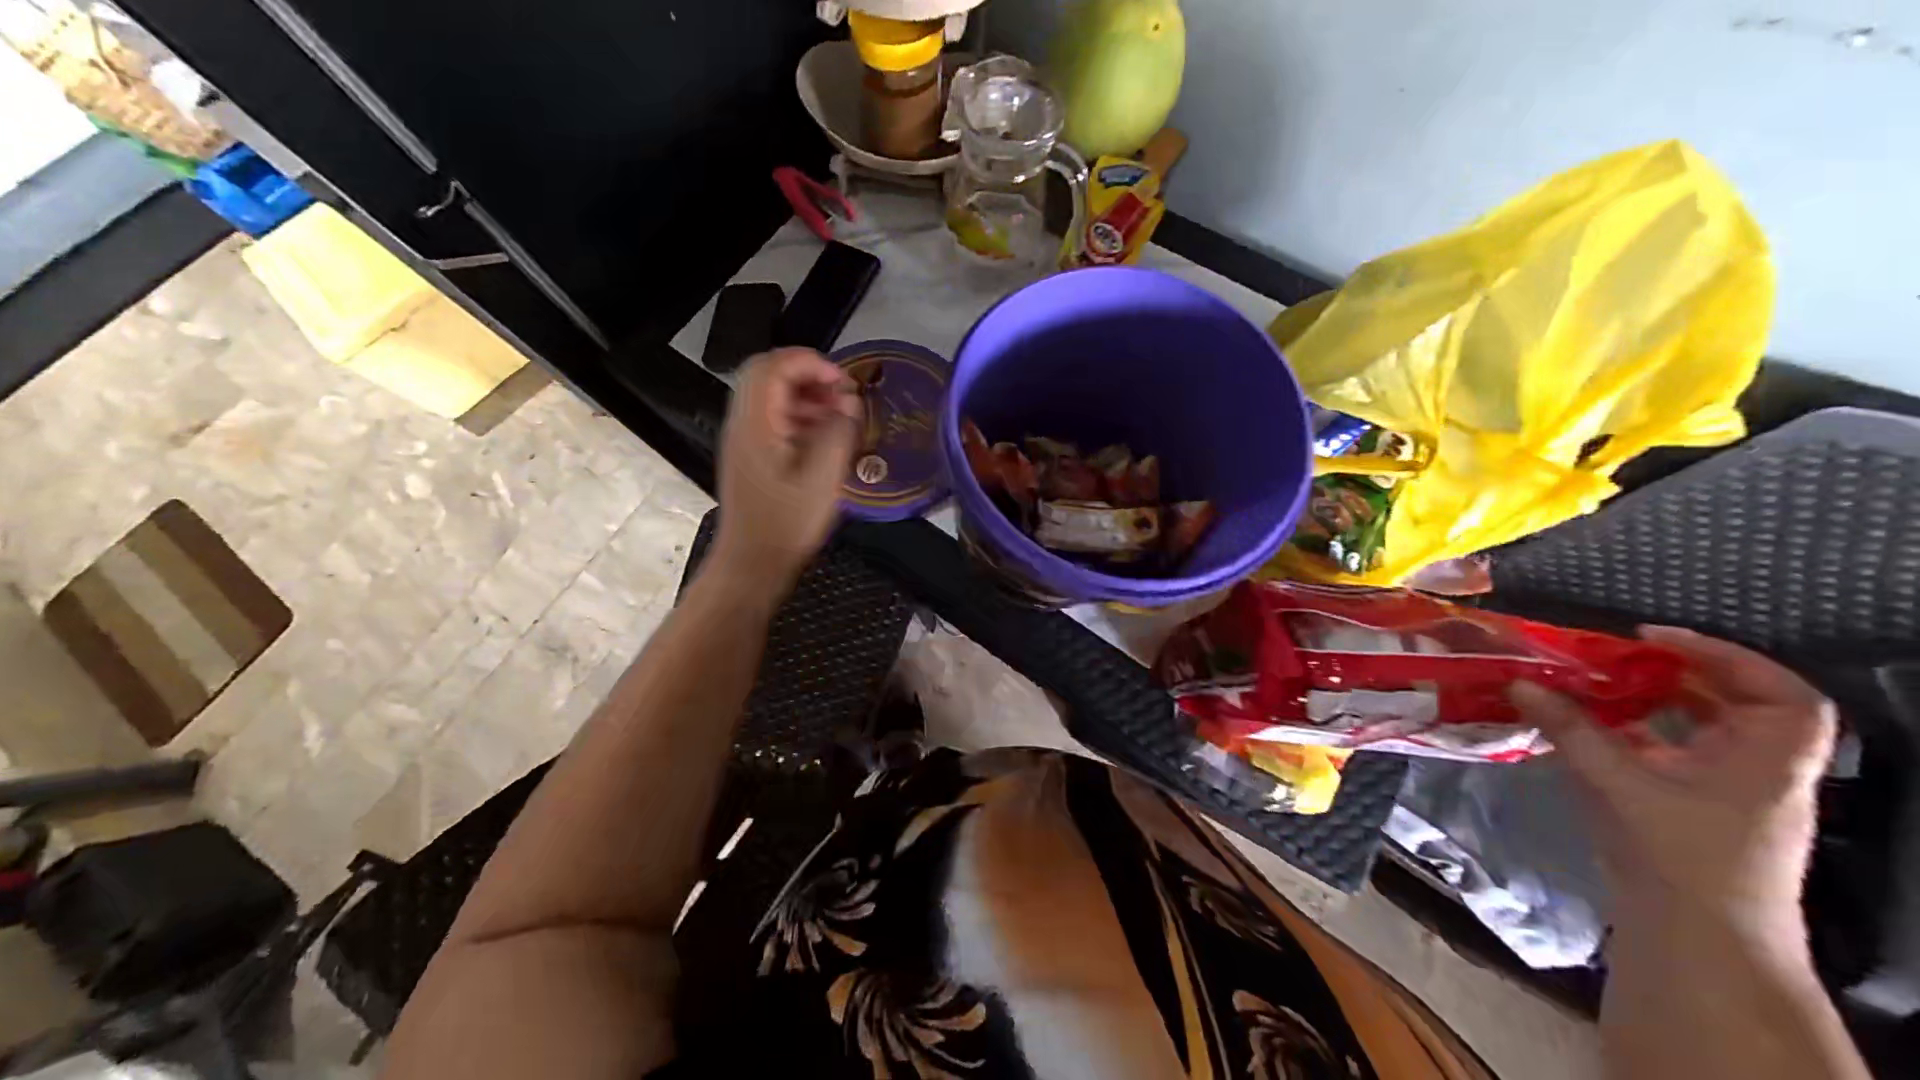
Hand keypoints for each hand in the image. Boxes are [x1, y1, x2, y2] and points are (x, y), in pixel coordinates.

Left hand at [710, 349, 858, 591]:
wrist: (751, 565)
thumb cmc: (786, 526)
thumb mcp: (822, 480)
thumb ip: (838, 433)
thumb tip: (849, 404)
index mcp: (756, 424)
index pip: (774, 366)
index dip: (811, 362)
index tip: (844, 382)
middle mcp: (743, 424)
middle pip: (769, 374)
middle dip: (809, 375)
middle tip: (842, 394)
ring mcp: (745, 440)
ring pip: (772, 396)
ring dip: (807, 396)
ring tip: (840, 416)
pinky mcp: (752, 456)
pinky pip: (774, 419)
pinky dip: (801, 417)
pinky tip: (825, 438)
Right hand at [1511, 626, 1836, 935]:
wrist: (1698, 939)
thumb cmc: (1681, 856)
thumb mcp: (1621, 786)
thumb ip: (1570, 730)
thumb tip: (1519, 682)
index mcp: (1768, 761)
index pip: (1783, 694)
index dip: (1729, 656)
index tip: (1659, 639)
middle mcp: (1756, 769)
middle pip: (1735, 705)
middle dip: (1677, 673)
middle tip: (1616, 654)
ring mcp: (1725, 790)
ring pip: (1699, 728)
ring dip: (1651, 701)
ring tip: (1595, 681)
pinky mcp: (1689, 806)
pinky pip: (1668, 751)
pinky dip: (1633, 730)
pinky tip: (1588, 723)